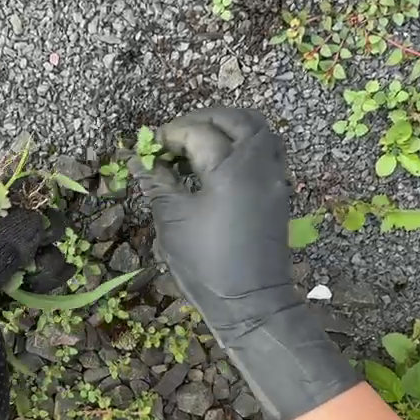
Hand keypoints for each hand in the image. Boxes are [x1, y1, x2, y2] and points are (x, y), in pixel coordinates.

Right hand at [135, 106, 358, 419]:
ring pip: (258, 129)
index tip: (153, 144)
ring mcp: (274, 175)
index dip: (172, 133)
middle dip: (204, 118)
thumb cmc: (205, 263)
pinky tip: (223, 158)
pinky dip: (245, 142)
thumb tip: (139, 162)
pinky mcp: (279, 190)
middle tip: (176, 134)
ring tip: (201, 139)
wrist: (251, 300)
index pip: (199, 133)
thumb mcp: (172, 221)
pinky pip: (268, 148)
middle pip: (236, 119)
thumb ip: (158, 184)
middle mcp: (257, 163)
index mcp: (229, 169)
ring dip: (229, 125)